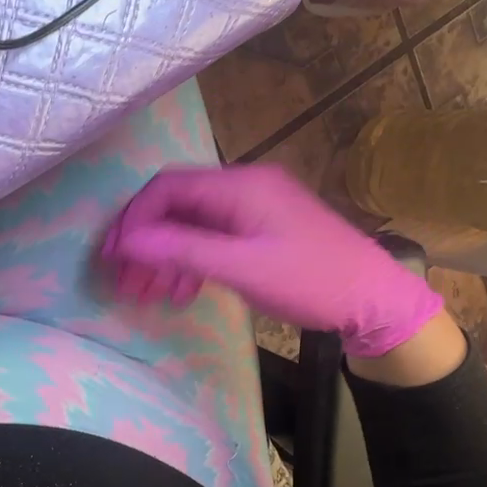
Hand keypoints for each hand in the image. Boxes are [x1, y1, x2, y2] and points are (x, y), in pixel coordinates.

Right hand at [101, 163, 445, 358]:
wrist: (374, 301)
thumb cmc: (311, 281)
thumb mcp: (242, 268)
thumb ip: (182, 251)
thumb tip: (125, 242)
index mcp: (240, 185)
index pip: (167, 188)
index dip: (133, 220)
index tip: (112, 257)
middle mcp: (243, 186)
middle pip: (175, 205)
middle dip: (144, 242)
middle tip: (121, 280)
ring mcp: (252, 208)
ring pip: (190, 225)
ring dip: (163, 257)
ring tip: (144, 293)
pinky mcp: (260, 229)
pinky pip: (211, 238)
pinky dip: (189, 262)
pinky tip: (181, 291)